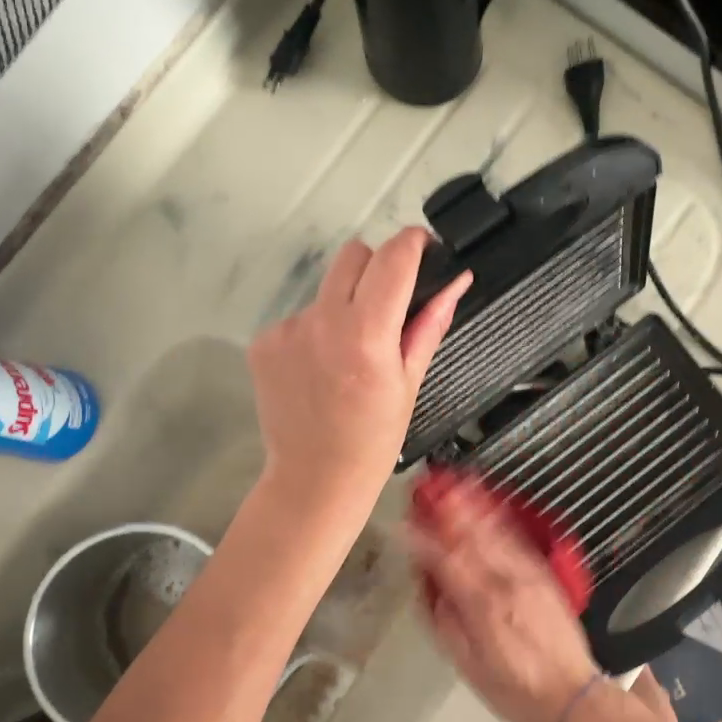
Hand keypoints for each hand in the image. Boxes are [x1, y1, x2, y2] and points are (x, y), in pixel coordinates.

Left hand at [248, 227, 469, 515]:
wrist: (314, 479)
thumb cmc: (373, 440)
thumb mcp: (410, 382)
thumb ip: (429, 324)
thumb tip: (457, 281)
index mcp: (367, 335)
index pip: (393, 258)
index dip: (414, 243)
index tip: (425, 248)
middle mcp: (322, 322)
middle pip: (354, 255)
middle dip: (378, 267)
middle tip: (391, 305)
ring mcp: (287, 330)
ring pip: (326, 287)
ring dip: (347, 303)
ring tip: (353, 351)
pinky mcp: (264, 341)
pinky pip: (302, 315)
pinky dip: (318, 330)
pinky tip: (323, 366)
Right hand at [408, 474, 600, 721]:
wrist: (573, 696)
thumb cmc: (522, 691)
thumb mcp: (471, 668)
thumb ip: (448, 627)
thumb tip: (434, 595)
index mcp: (485, 609)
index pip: (446, 563)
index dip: (422, 541)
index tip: (404, 526)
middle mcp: (508, 586)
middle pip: (472, 538)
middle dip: (447, 512)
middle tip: (429, 490)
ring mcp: (530, 579)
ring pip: (496, 535)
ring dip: (474, 509)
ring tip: (457, 486)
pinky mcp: (545, 579)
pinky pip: (519, 542)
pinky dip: (501, 522)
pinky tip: (492, 510)